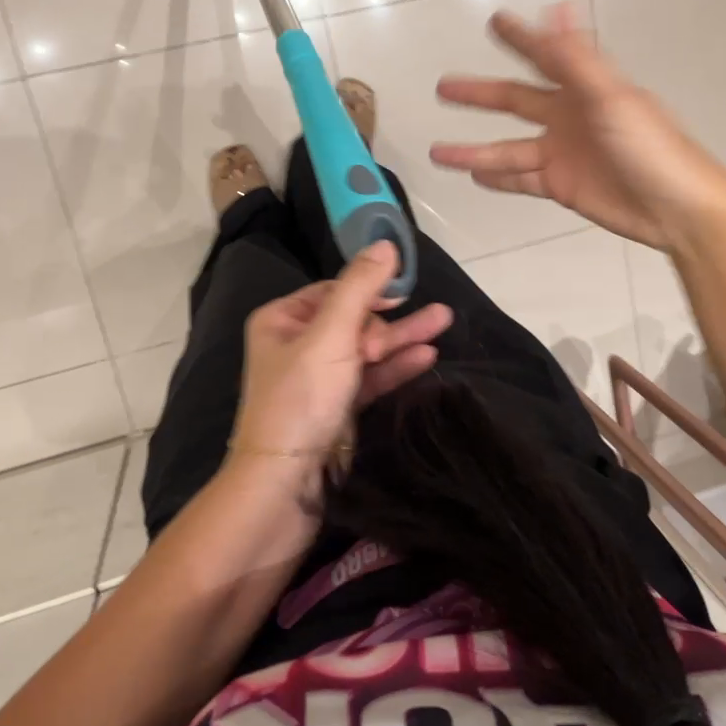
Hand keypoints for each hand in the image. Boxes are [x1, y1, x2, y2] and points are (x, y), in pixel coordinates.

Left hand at [233, 241, 452, 465]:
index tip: (402, 293)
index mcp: (281, 320)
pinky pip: (368, 378)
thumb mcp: (332, 334)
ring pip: (365, 350)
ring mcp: (315, 379)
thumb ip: (360, 288)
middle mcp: (294, 345)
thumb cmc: (302, 398)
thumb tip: (384, 243)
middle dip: (392, 319)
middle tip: (438, 315)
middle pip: (353, 320)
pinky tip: (425, 357)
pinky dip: (394, 367)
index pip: (333, 292)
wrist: (284, 482)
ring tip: (444, 325)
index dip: (369, 291)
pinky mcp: (333, 408)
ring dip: (402, 339)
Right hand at [430, 4, 725, 251]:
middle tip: (444, 86)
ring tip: (437, 151)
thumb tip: (557, 6)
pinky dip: (498, 178)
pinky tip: (473, 175)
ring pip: (509, 149)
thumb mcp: (612, 97)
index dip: (520, 38)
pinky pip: (521, 179)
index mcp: (585, 88)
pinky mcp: (563, 185)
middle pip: (515, 101)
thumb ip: (577, 58)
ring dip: (475, 148)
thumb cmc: (651, 147)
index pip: (544, 57)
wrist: (678, 208)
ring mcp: (563, 153)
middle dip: (480, 95)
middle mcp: (569, 116)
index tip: (496, 22)